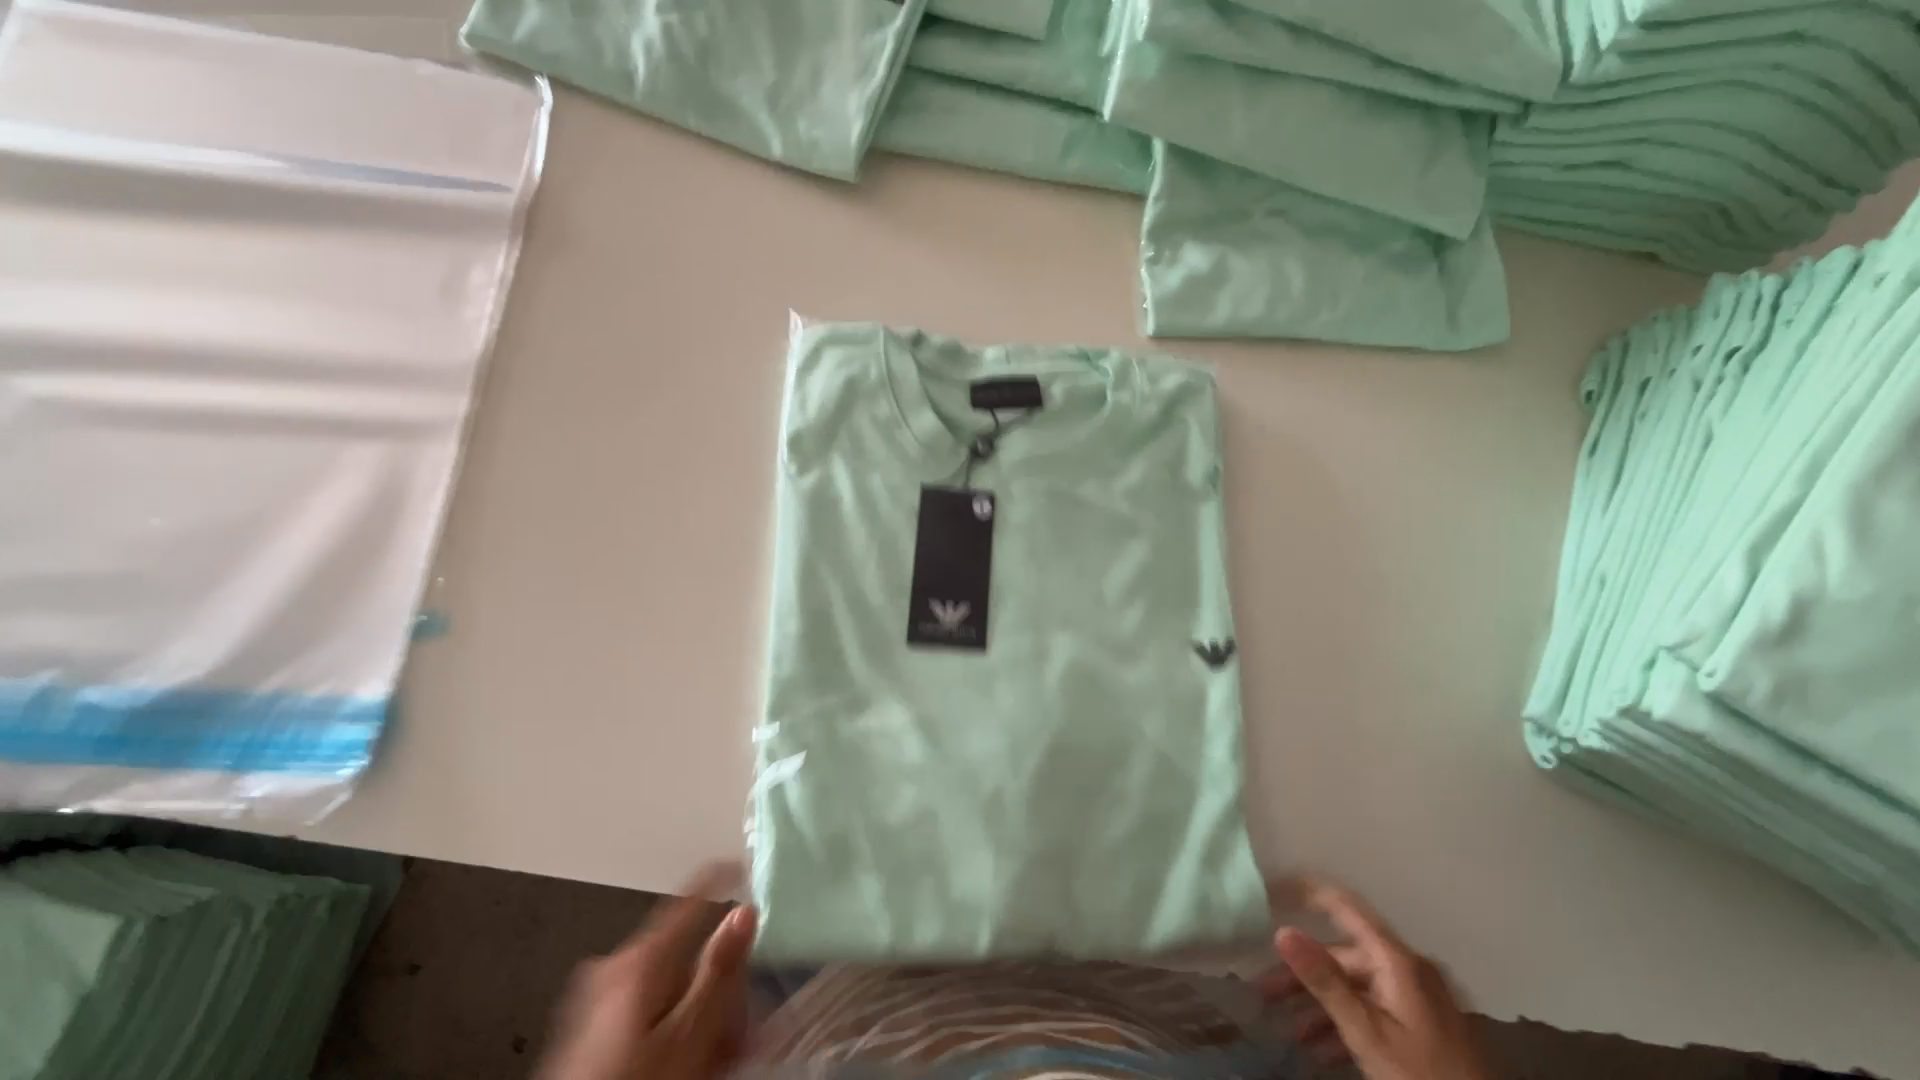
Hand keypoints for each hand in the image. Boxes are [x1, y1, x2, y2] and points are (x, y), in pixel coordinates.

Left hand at [537, 863, 756, 1079]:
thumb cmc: (639, 1079)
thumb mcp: (690, 1034)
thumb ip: (720, 969)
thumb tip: (744, 911)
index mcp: (640, 958)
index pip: (691, 895)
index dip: (726, 877)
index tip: (752, 868)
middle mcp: (616, 966)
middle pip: (686, 949)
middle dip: (723, 979)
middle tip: (748, 1016)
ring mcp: (601, 996)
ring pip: (672, 982)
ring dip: (706, 1006)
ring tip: (728, 1049)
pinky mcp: (594, 1026)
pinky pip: (650, 1006)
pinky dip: (679, 1021)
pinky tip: (696, 1055)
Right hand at [1259, 876, 1493, 1079]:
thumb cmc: (1420, 1076)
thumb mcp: (1365, 1031)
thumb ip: (1324, 980)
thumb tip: (1282, 931)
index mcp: (1396, 960)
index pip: (1344, 907)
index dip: (1306, 894)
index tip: (1269, 892)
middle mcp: (1406, 967)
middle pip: (1343, 956)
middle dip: (1302, 974)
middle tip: (1264, 992)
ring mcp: (1415, 996)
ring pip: (1355, 986)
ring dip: (1320, 1005)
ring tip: (1287, 1029)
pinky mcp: (1420, 1023)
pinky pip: (1372, 1008)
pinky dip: (1345, 1023)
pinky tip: (1320, 1050)